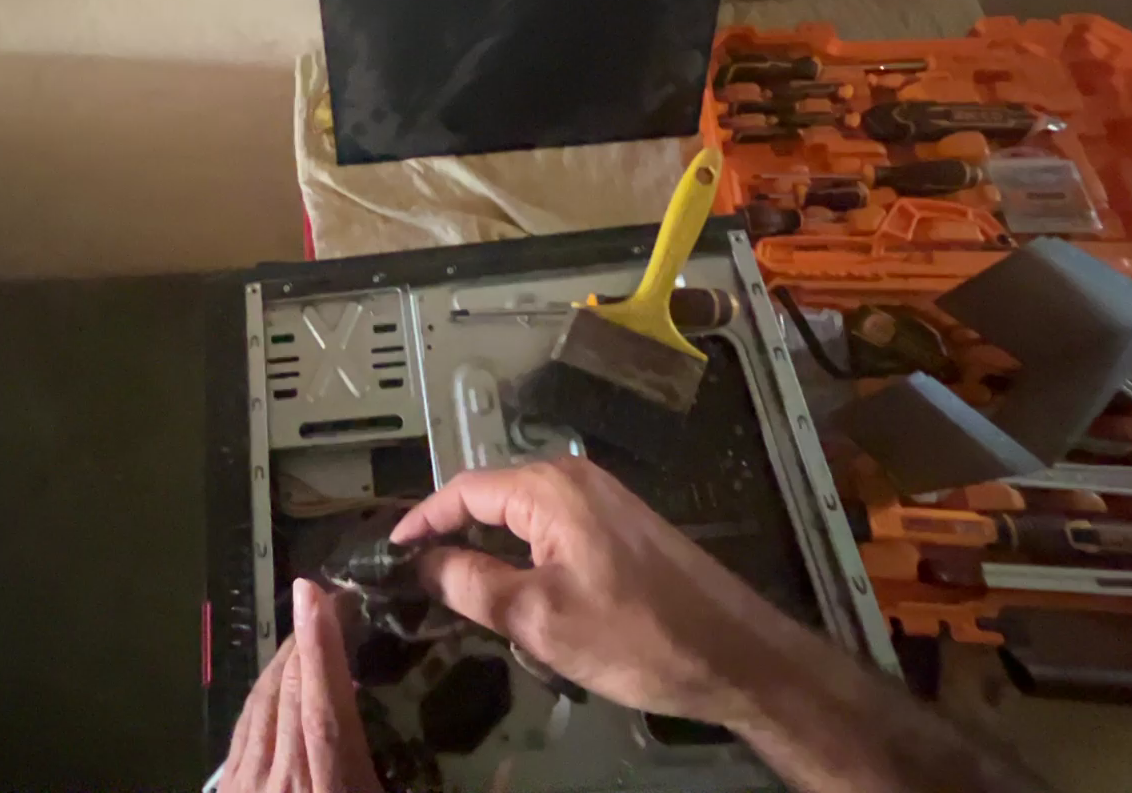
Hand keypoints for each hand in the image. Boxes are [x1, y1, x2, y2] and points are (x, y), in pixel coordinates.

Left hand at [219, 578, 381, 792]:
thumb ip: (384, 758)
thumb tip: (384, 706)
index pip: (324, 713)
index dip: (320, 649)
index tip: (316, 594)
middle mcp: (280, 786)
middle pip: (290, 694)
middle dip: (308, 636)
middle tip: (334, 601)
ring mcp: (245, 786)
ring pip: (263, 700)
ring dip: (286, 657)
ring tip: (311, 628)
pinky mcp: (227, 789)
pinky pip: (246, 722)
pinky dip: (266, 689)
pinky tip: (281, 678)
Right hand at [390, 456, 811, 724]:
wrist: (740, 655)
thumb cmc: (635, 635)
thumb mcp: (539, 619)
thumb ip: (470, 584)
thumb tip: (422, 563)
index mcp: (547, 487)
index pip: (463, 490)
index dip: (422, 518)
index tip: (390, 549)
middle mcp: (570, 475)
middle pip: (491, 496)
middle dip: (454, 532)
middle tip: (420, 573)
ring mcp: (600, 494)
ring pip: (521, 512)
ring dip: (489, 544)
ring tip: (462, 585)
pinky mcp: (618, 518)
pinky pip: (551, 522)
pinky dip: (523, 548)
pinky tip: (519, 584)